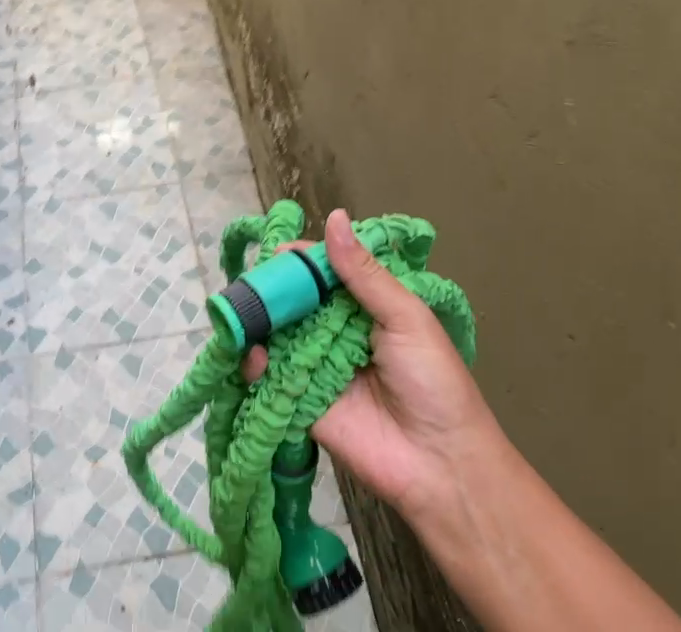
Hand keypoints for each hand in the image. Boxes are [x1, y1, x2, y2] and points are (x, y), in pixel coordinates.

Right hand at [244, 209, 499, 516]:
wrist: (440, 463)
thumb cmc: (434, 382)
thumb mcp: (406, 318)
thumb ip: (363, 274)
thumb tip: (334, 217)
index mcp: (364, 307)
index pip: (324, 273)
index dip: (301, 261)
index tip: (279, 251)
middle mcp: (334, 332)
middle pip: (294, 302)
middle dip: (271, 291)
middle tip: (251, 285)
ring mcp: (314, 366)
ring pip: (275, 335)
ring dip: (257, 324)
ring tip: (241, 315)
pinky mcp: (297, 400)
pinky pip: (269, 376)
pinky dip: (253, 364)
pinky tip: (251, 355)